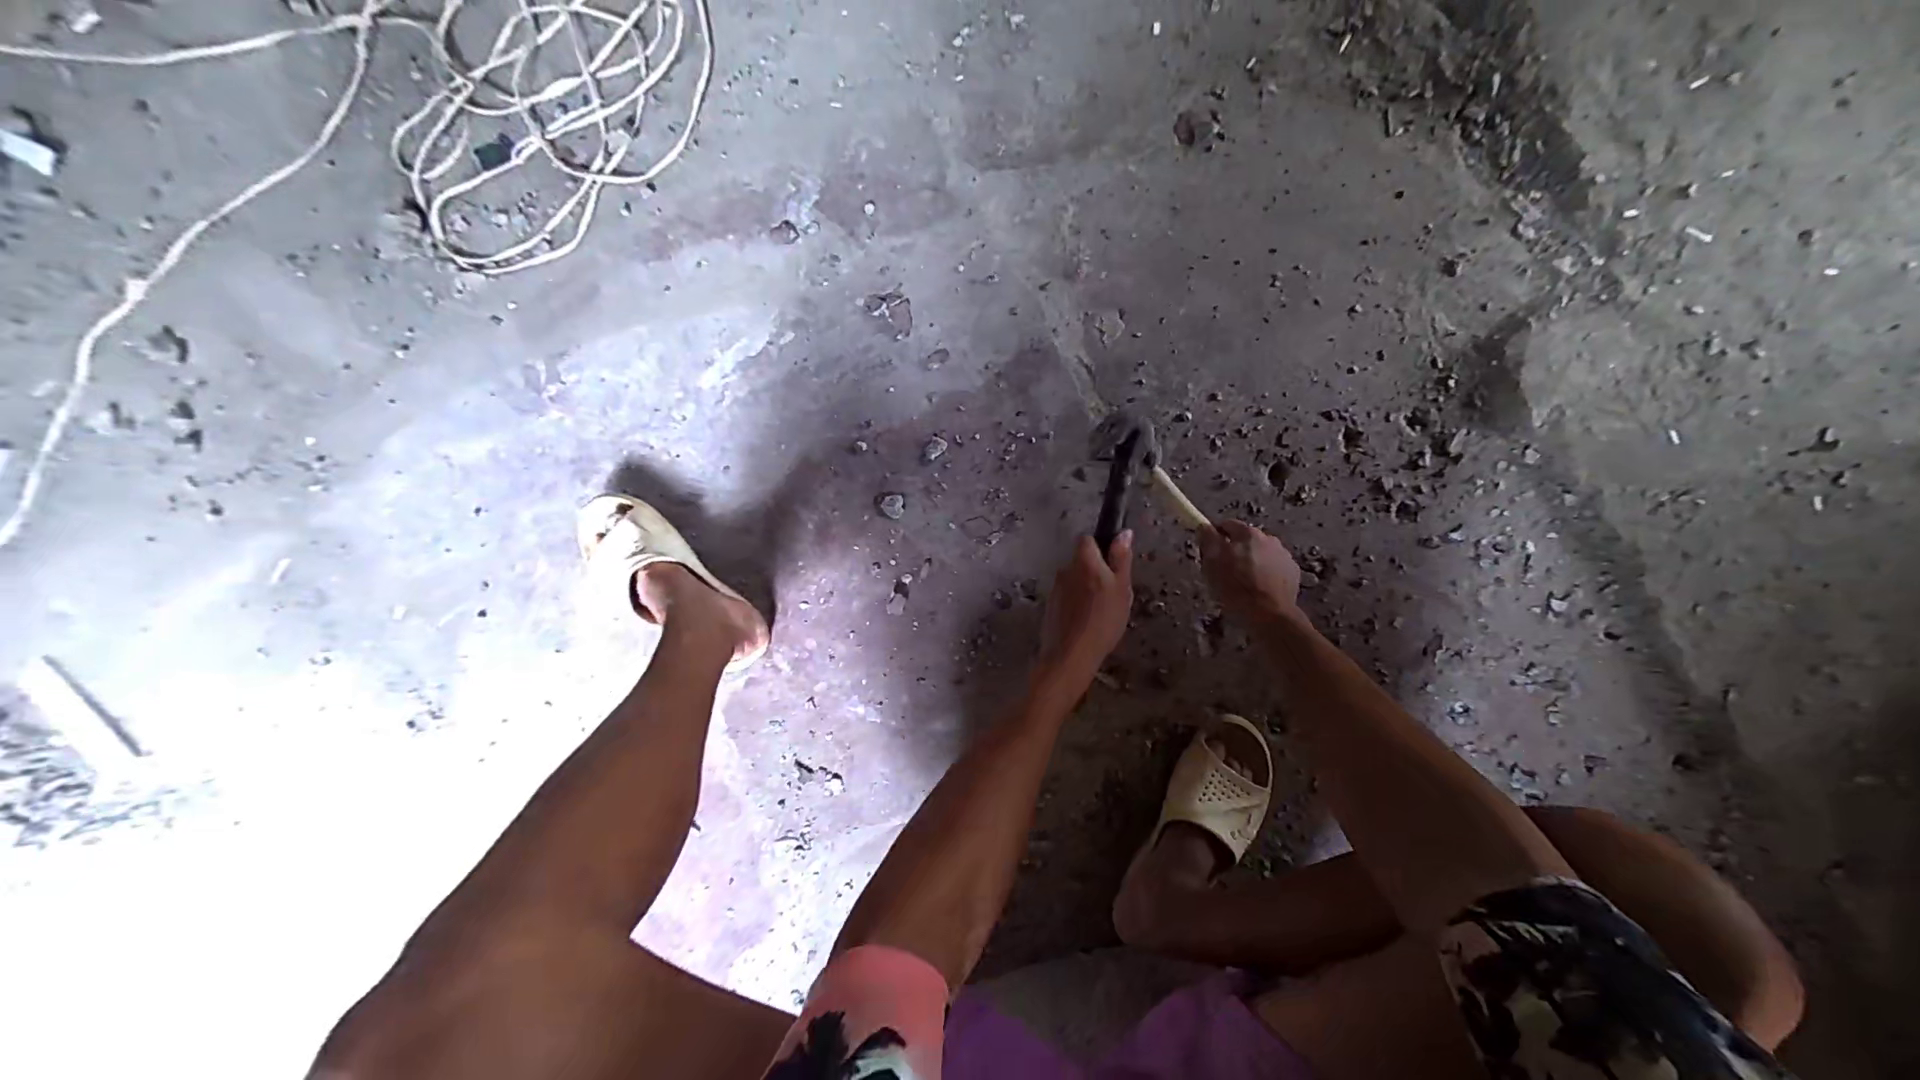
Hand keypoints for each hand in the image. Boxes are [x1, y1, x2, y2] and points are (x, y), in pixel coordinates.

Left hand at [1036, 531, 1134, 681]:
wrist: (1071, 655)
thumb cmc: (1103, 621)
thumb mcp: (1122, 589)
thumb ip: (1121, 559)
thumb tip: (1124, 533)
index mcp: (1083, 562)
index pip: (1086, 539)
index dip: (1099, 547)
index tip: (1112, 563)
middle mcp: (1065, 571)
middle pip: (1081, 562)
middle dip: (1095, 572)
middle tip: (1111, 594)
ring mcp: (1055, 589)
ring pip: (1074, 581)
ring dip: (1085, 590)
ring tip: (1101, 613)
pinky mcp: (1050, 607)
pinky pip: (1068, 598)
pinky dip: (1077, 605)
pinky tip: (1087, 622)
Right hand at [1198, 520, 1304, 622]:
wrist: (1268, 613)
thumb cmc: (1235, 586)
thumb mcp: (1211, 562)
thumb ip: (1207, 540)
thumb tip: (1204, 526)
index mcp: (1248, 534)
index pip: (1227, 525)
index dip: (1215, 535)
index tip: (1208, 550)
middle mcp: (1269, 539)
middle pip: (1246, 540)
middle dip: (1235, 550)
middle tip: (1223, 570)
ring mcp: (1284, 556)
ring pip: (1261, 554)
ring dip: (1251, 562)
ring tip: (1242, 582)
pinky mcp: (1292, 573)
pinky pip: (1274, 568)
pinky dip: (1265, 574)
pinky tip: (1258, 588)